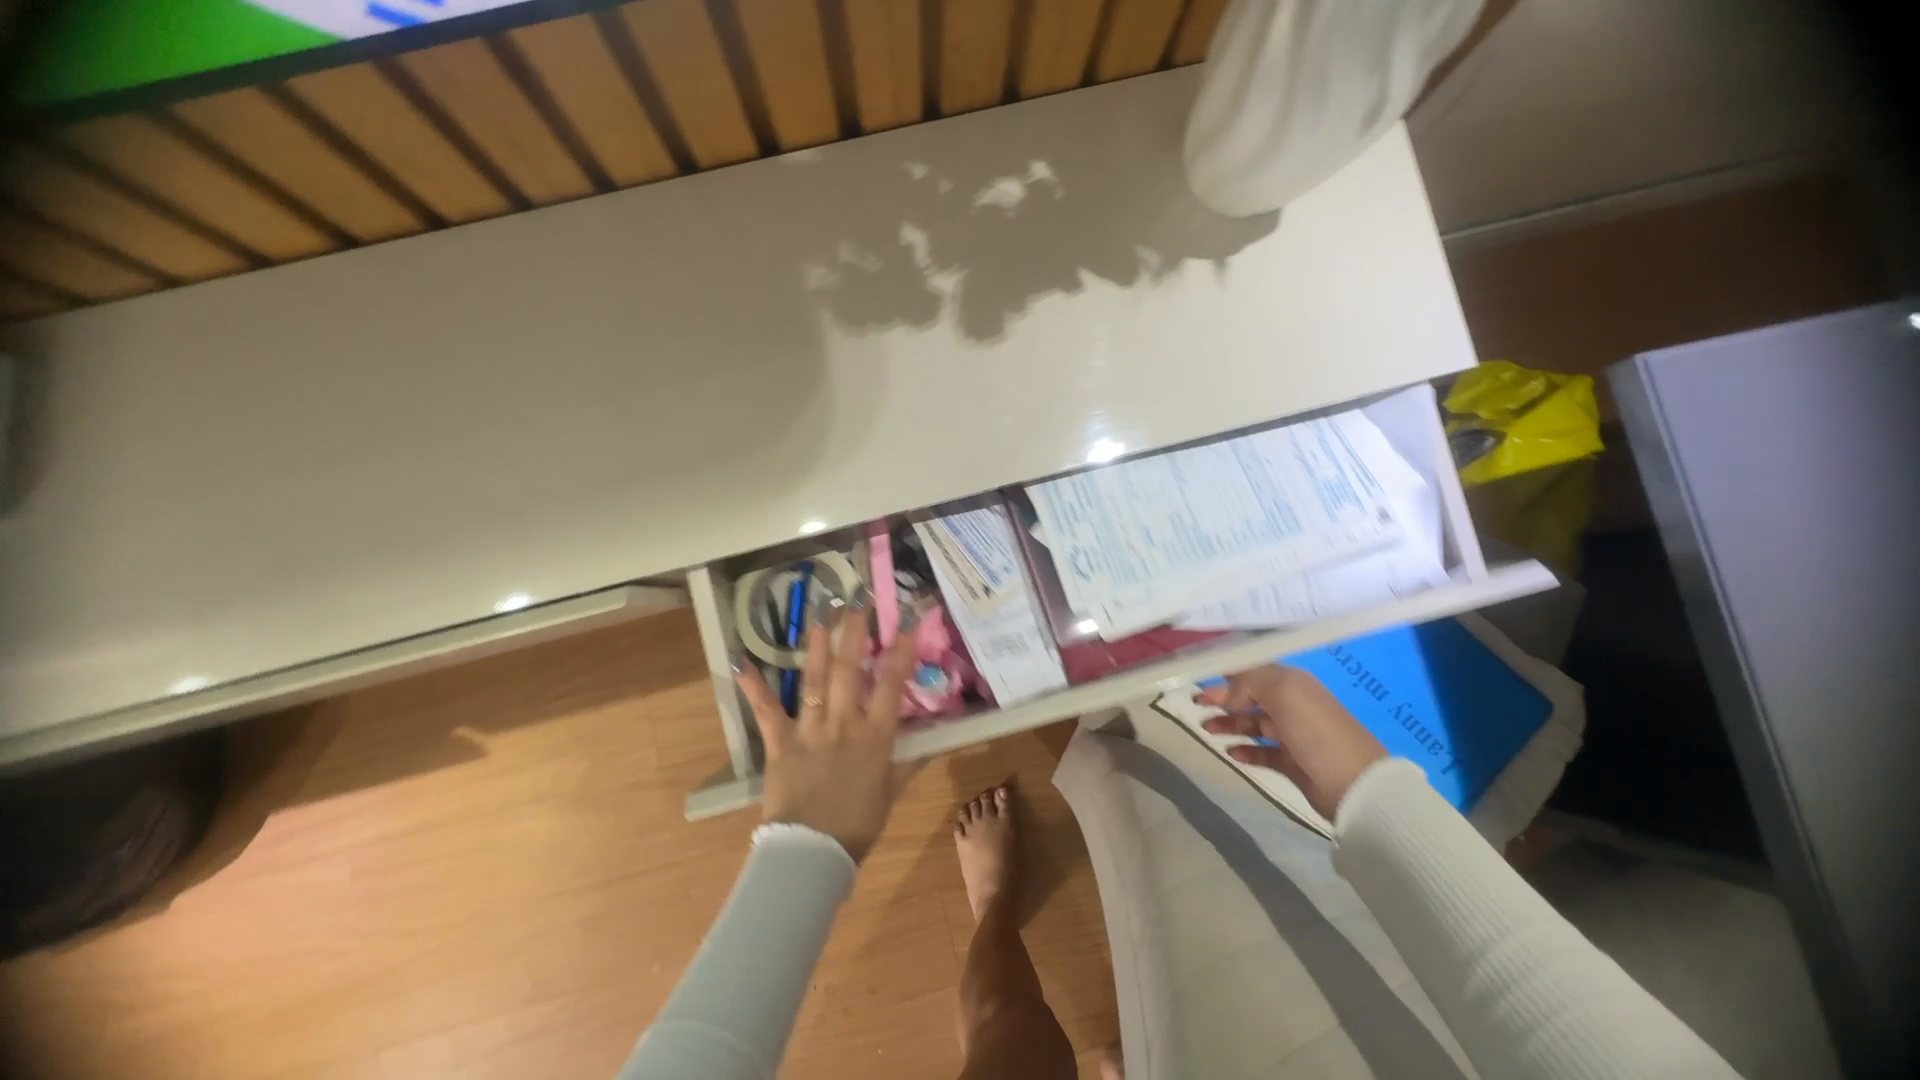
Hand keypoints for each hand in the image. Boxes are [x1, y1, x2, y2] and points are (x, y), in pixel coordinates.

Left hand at [736, 602, 919, 863]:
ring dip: (818, 646)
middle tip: (857, 602)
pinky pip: (766, 711)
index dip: (901, 650)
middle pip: (851, 671)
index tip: (907, 621)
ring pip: (815, 681)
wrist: (812, 852)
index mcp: (875, 737)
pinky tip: (742, 662)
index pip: (892, 685)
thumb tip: (934, 742)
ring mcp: (809, 731)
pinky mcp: (779, 743)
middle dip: (855, 633)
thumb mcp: (892, 793)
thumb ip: (911, 763)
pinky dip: (754, 687)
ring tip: (821, 616)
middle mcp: (843, 724)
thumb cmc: (858, 825)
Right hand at [1198, 664, 1386, 820]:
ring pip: (1253, 724)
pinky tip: (1231, 753)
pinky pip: (1262, 753)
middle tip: (1198, 708)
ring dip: (1230, 724)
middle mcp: (1293, 705)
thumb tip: (1226, 690)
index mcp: (1294, 684)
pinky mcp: (1291, 763)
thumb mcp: (1284, 693)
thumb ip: (1250, 681)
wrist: (1353, 783)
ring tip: (1207, 731)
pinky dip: (1245, 751)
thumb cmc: (1316, 731)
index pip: (1254, 672)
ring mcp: (1293, 735)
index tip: (1200, 683)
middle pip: (1251, 697)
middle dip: (1224, 700)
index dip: (1227, 676)